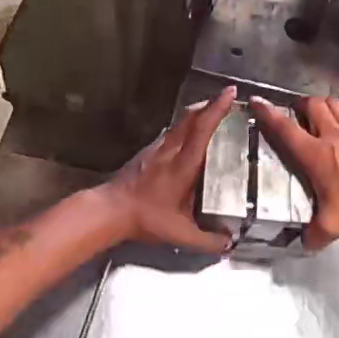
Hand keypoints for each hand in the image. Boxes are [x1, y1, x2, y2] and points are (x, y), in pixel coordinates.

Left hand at [98, 86, 237, 252]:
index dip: (217, 109)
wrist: (109, 212)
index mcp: (182, 166)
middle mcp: (168, 152)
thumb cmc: (144, 218)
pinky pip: (167, 134)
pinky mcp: (144, 155)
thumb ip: (207, 240)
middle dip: (208, 105)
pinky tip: (184, 138)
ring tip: (208, 113)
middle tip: (224, 99)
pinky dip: (181, 129)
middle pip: (189, 118)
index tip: (230, 93)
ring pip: (177, 124)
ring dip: (194, 115)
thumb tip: (228, 243)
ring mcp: (154, 151)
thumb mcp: (180, 234)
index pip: (202, 130)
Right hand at [247, 95, 338, 249]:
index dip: (267, 113)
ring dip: (321, 106)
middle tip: (294, 111)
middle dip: (299, 104)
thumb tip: (307, 243)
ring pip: (333, 105)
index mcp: (314, 154)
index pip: (284, 128)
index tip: (257, 102)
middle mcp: (332, 135)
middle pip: (311, 105)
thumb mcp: (333, 224)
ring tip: (318, 114)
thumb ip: (315, 233)